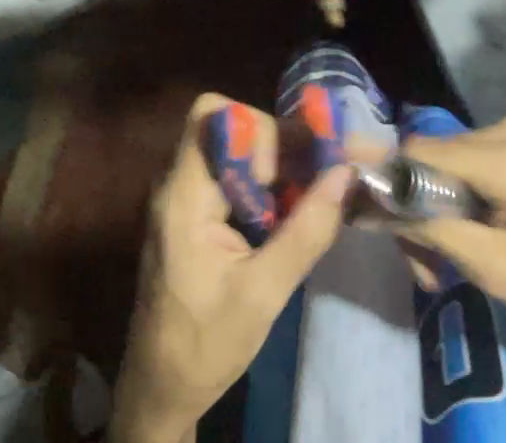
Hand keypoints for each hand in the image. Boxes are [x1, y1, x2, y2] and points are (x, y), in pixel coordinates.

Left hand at [111, 94, 352, 441]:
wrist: (160, 388)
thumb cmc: (205, 345)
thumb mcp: (263, 294)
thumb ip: (305, 231)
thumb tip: (346, 175)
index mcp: (183, 196)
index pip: (213, 116)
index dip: (259, 128)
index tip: (293, 168)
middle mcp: (179, 184)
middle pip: (231, 129)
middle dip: (282, 146)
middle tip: (325, 175)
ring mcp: (186, 198)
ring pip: (237, 152)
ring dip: (281, 167)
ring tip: (320, 193)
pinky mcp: (197, 215)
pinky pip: (236, 178)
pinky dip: (270, 187)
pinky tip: (297, 213)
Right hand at [401, 116, 505, 372]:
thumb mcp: (495, 268)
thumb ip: (430, 228)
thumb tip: (371, 202)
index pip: (417, 152)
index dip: (390, 187)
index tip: (384, 234)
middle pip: (431, 158)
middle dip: (417, 210)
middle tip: (425, 270)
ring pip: (448, 162)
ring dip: (438, 210)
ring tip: (445, 266)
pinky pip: (474, 162)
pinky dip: (463, 199)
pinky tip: (471, 240)